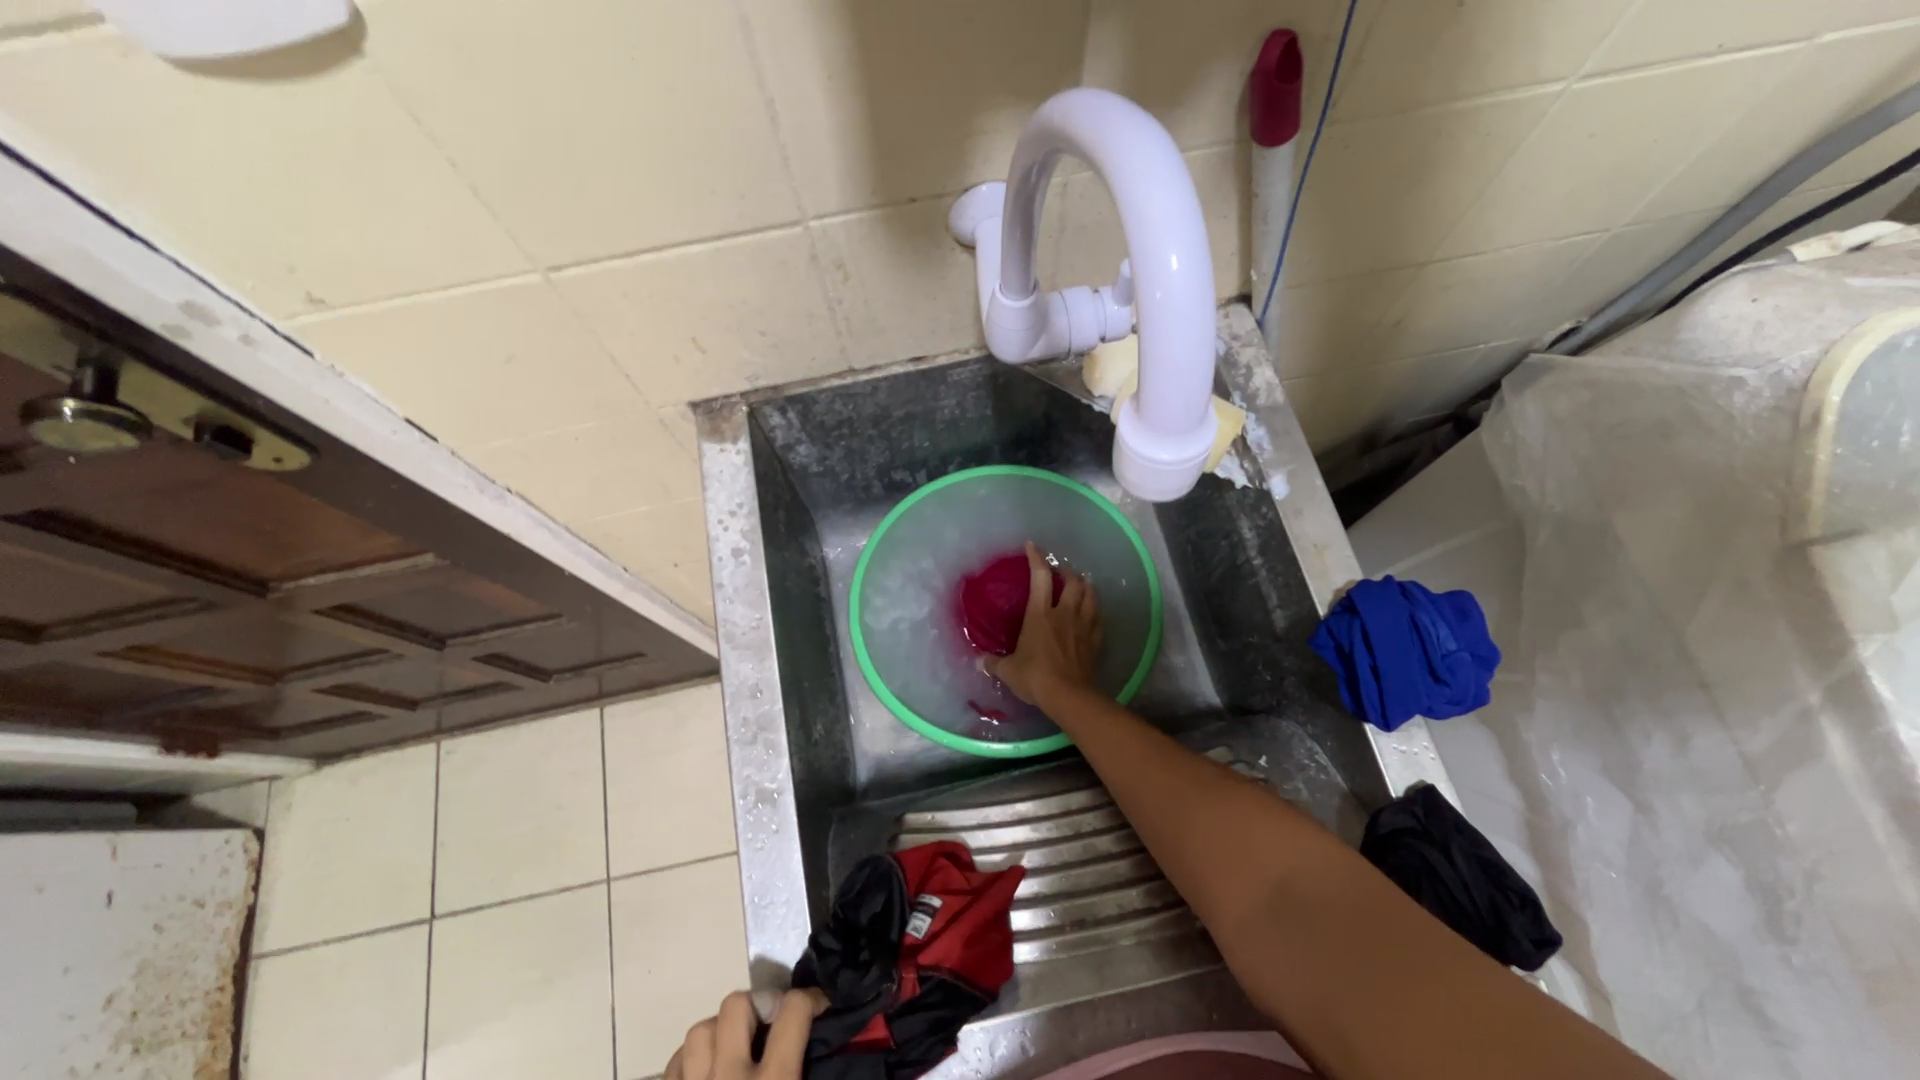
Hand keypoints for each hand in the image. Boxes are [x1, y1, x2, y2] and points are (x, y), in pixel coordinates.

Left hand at [665, 989, 825, 1079]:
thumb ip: (812, 1072)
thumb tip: (824, 1048)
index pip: (792, 1011)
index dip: (811, 998)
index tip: (819, 1005)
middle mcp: (730, 1078)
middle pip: (735, 1005)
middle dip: (757, 1004)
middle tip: (772, 1021)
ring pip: (698, 1031)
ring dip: (718, 1031)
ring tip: (734, 1045)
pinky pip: (672, 1066)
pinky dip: (690, 1062)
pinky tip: (704, 1072)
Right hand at [984, 541, 1103, 705]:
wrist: (1068, 696)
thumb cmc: (1034, 677)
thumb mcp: (1008, 671)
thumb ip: (994, 663)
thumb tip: (979, 662)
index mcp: (1040, 614)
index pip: (1040, 576)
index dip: (1036, 558)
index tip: (1032, 546)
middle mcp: (1064, 613)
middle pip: (1073, 582)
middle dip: (1067, 571)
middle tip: (1062, 570)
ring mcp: (1083, 626)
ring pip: (1090, 596)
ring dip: (1086, 586)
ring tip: (1082, 584)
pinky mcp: (1096, 641)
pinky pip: (1098, 619)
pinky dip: (1095, 612)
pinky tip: (1092, 614)